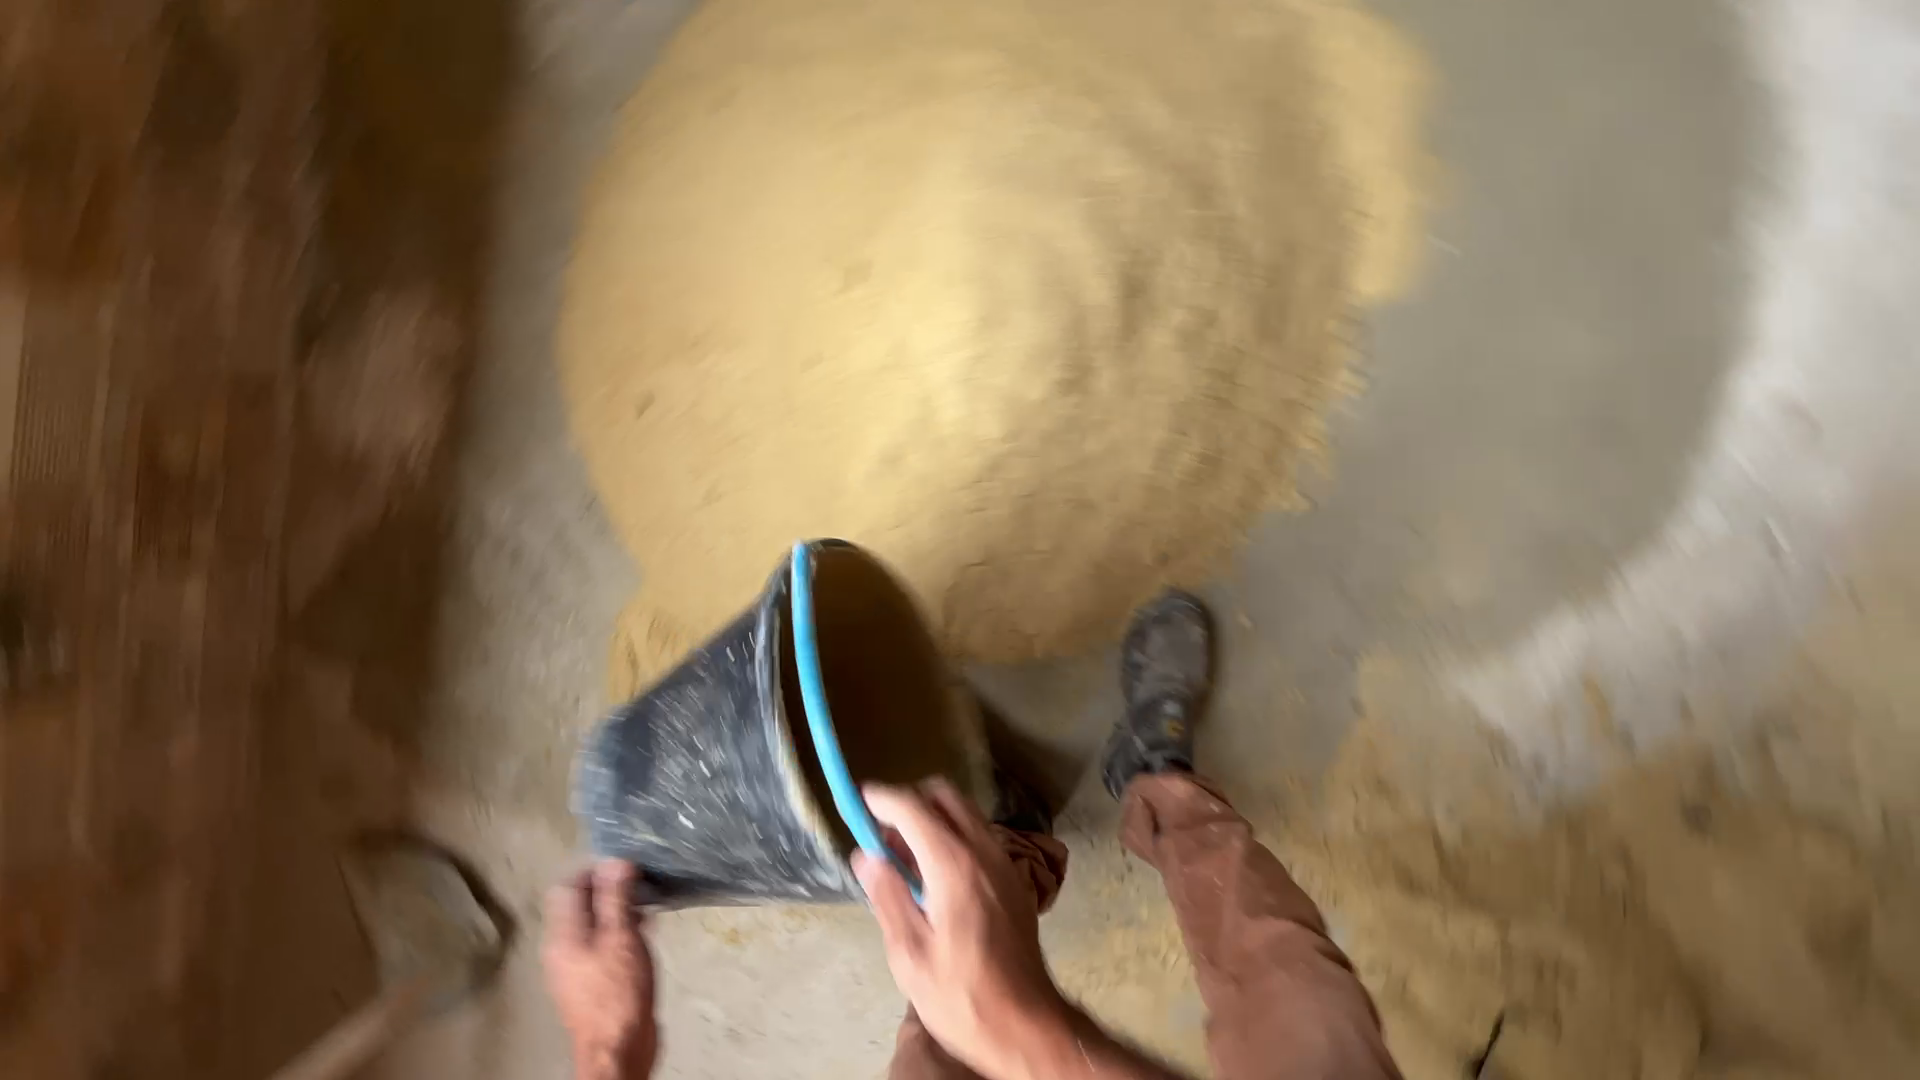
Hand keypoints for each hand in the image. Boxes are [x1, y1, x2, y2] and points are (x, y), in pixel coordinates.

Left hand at [542, 860, 657, 1079]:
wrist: (618, 1048)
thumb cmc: (619, 990)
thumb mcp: (621, 936)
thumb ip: (616, 897)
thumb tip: (614, 861)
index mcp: (563, 935)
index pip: (568, 886)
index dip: (595, 869)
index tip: (626, 864)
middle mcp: (564, 947)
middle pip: (581, 904)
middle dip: (611, 887)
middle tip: (642, 881)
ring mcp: (578, 965)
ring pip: (596, 922)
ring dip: (619, 908)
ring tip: (649, 903)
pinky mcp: (595, 979)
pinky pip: (605, 942)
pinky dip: (623, 930)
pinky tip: (646, 931)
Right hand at [854, 780, 1074, 1079]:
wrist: (1025, 1024)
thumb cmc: (961, 994)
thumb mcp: (909, 954)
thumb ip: (887, 895)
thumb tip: (866, 855)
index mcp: (953, 864)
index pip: (913, 807)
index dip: (882, 798)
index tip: (859, 800)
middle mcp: (983, 850)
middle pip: (945, 796)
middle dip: (910, 801)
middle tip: (884, 833)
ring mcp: (1003, 862)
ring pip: (965, 813)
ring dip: (932, 818)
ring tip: (906, 858)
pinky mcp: (1013, 878)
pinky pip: (978, 835)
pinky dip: (953, 835)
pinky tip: (936, 876)